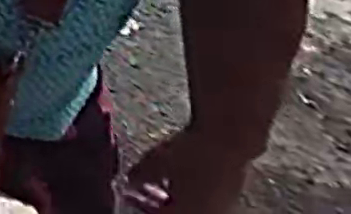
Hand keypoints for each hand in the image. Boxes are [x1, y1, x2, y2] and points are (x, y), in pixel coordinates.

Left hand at [123, 130, 252, 213]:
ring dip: (168, 201)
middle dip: (154, 205)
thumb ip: (140, 176)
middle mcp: (209, 213)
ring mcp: (222, 208)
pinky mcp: (227, 199)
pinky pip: (201, 205)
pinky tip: (169, 181)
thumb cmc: (188, 153)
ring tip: (149, 184)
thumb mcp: (155, 162)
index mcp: (191, 210)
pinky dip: (182, 197)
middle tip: (137, 191)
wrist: (225, 145)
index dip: (141, 206)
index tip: (125, 194)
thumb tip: (129, 184)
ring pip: (188, 210)